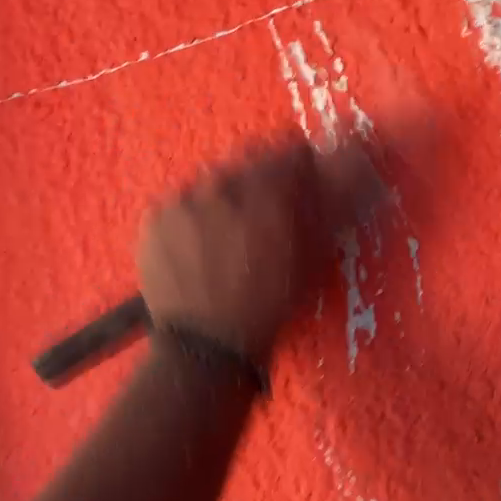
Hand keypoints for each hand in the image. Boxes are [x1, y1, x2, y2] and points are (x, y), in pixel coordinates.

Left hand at [137, 138, 374, 359]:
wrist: (206, 347)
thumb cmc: (268, 305)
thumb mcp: (310, 259)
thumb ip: (327, 208)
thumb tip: (347, 172)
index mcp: (267, 191)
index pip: (289, 154)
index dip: (300, 163)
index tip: (302, 175)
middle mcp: (223, 183)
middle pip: (246, 165)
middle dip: (257, 182)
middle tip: (259, 215)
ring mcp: (181, 197)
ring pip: (208, 184)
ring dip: (220, 200)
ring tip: (222, 237)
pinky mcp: (153, 217)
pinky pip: (177, 204)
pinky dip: (189, 218)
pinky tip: (196, 247)